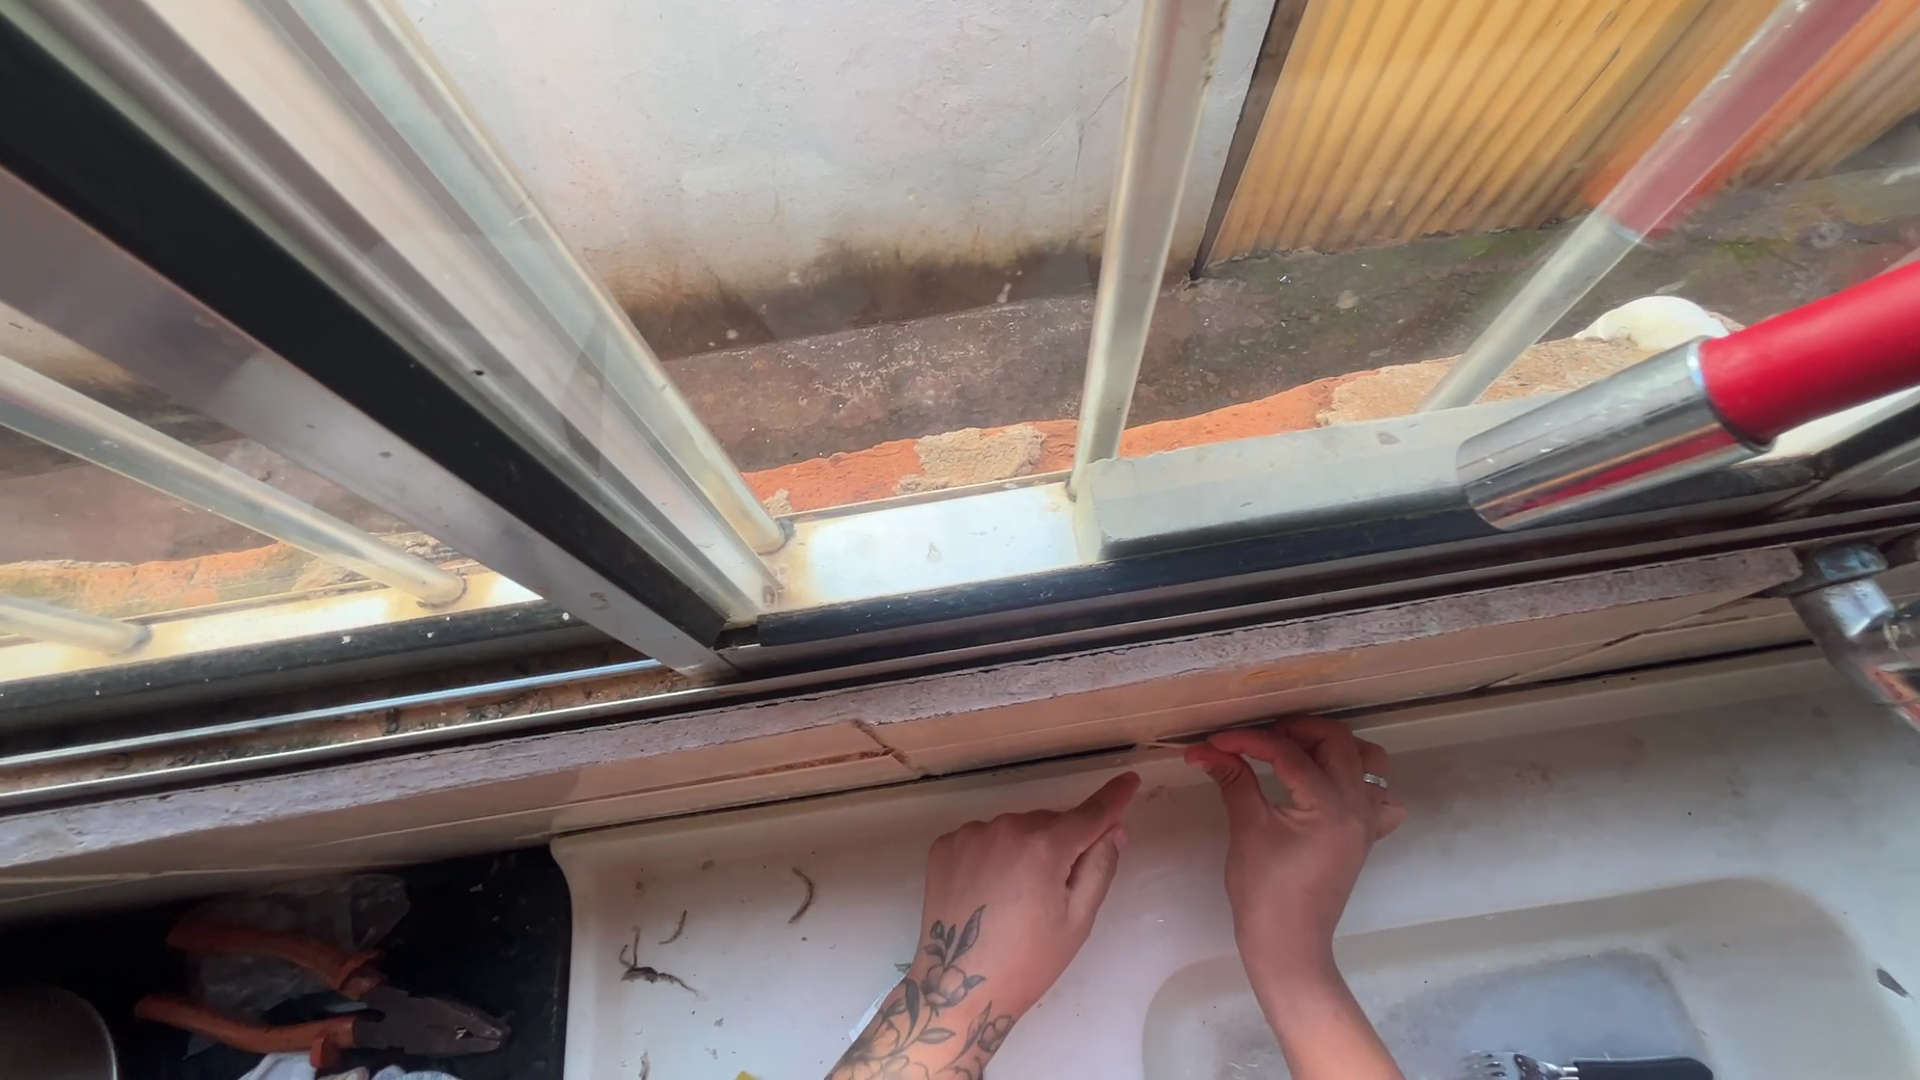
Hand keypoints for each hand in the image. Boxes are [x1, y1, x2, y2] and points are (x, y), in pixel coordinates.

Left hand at [826, 772, 1139, 1079]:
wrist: (958, 987)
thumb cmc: (1028, 960)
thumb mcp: (1077, 920)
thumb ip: (1099, 867)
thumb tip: (1114, 829)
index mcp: (1045, 846)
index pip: (1089, 814)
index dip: (1114, 797)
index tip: (1130, 779)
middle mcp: (1007, 827)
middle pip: (1048, 824)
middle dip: (1058, 845)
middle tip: (1052, 891)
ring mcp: (971, 833)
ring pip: (1013, 830)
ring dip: (1022, 849)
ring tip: (1013, 897)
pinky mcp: (945, 844)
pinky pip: (982, 839)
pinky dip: (990, 855)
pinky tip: (986, 891)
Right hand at [1185, 719, 1404, 983]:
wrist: (1287, 943)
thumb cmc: (1264, 889)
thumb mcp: (1246, 826)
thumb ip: (1232, 778)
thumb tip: (1203, 749)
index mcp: (1330, 806)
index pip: (1288, 752)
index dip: (1248, 739)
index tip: (1215, 742)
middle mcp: (1358, 807)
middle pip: (1337, 741)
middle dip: (1295, 730)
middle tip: (1257, 739)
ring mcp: (1369, 822)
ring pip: (1368, 761)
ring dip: (1331, 747)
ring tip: (1294, 754)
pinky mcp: (1366, 835)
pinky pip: (1379, 797)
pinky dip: (1357, 781)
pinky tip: (1327, 787)